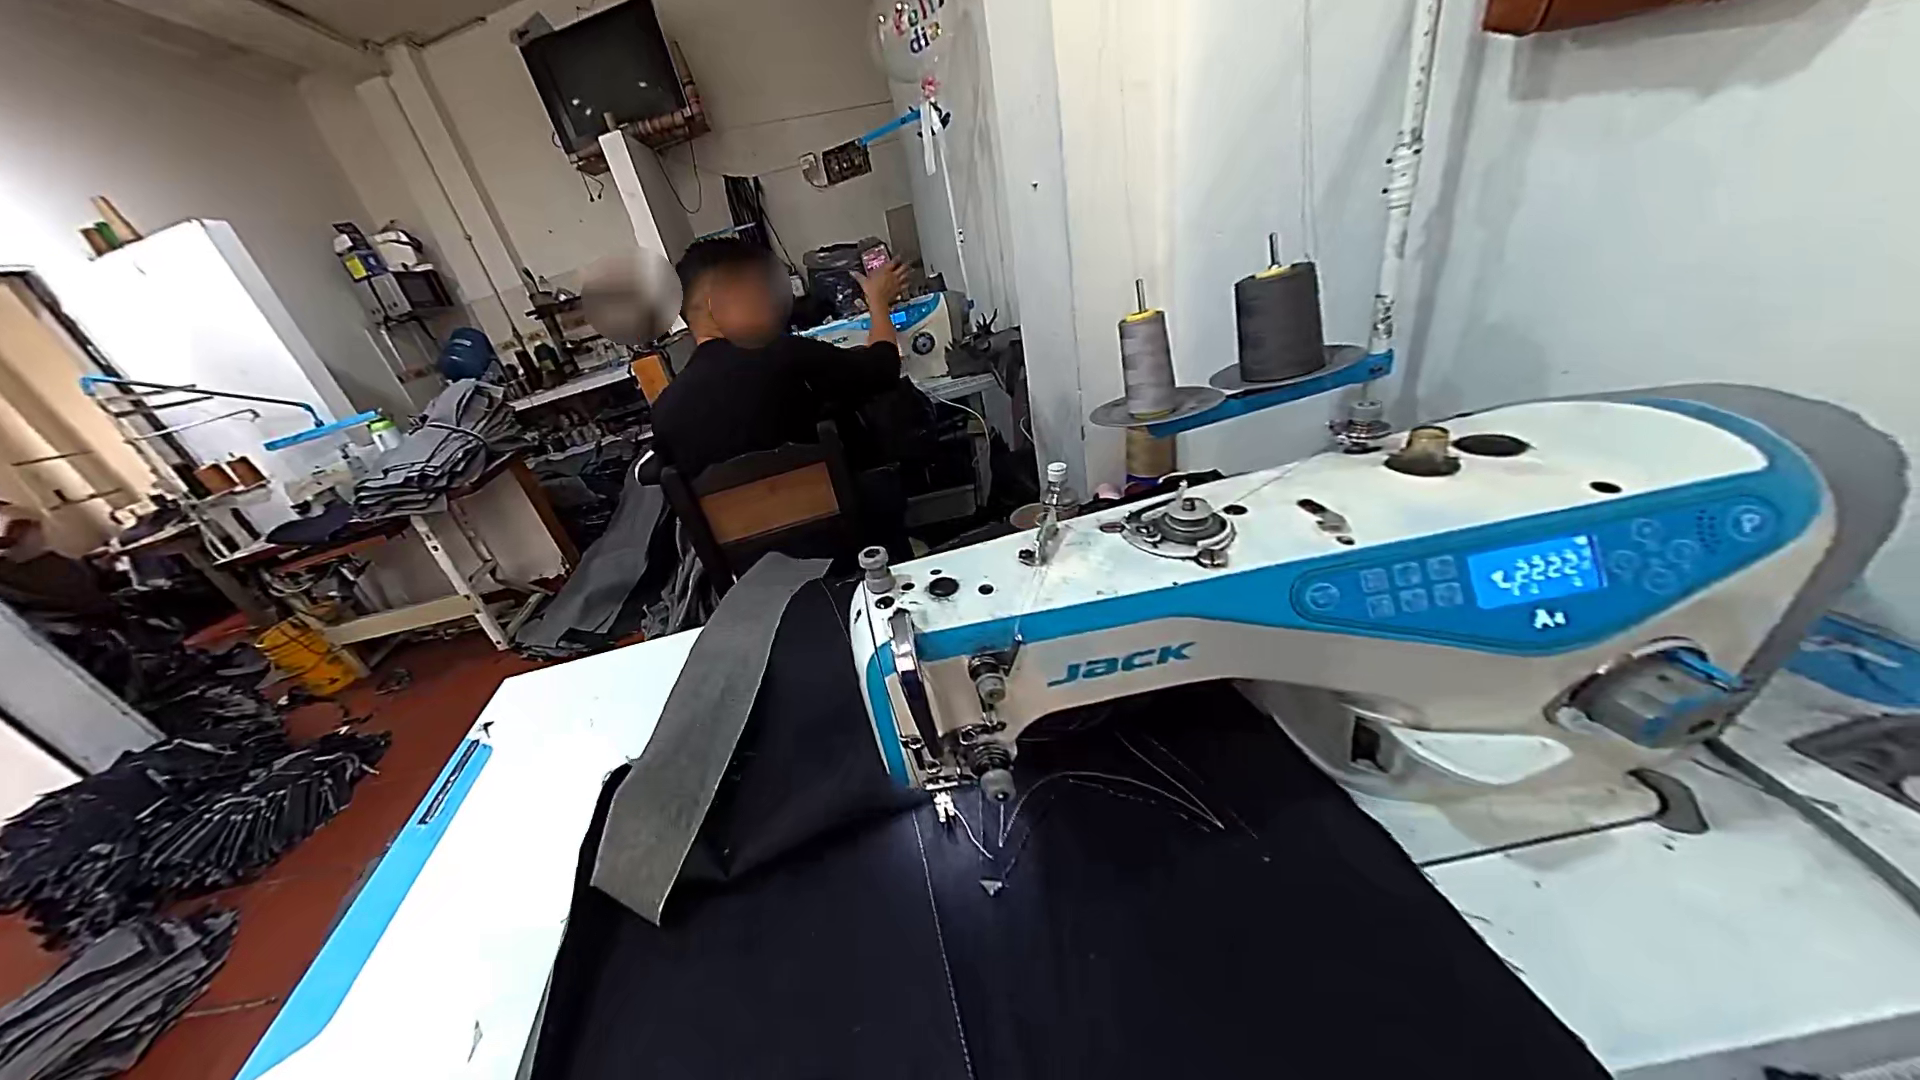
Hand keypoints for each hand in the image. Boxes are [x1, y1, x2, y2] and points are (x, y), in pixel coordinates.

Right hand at [853, 259, 909, 310]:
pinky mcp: (898, 290)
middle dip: (905, 265)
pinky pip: (905, 285)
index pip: (894, 261)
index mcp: (885, 270)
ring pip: (906, 275)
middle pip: (903, 267)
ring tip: (910, 271)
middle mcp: (893, 275)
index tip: (899, 256)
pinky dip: (907, 283)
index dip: (897, 258)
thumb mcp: (863, 281)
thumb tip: (852, 273)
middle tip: (907, 263)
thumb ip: (859, 276)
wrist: (878, 301)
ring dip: (908, 273)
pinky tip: (908, 283)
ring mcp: (897, 282)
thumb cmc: (871, 290)